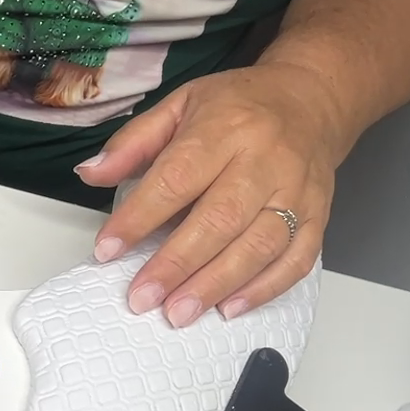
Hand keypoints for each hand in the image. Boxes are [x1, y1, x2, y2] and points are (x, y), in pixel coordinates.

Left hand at [79, 62, 351, 326]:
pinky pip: (298, 259)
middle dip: (176, 265)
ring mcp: (297, 190)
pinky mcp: (319, 215)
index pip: (176, 179)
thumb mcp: (178, 106)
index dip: (138, 218)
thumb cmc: (238, 108)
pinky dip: (264, 289)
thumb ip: (132, 143)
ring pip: (259, 245)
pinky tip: (229, 309)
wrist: (313, 97)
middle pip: (220, 219)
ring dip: (215, 285)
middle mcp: (266, 160)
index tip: (107, 250)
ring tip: (179, 313)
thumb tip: (90, 172)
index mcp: (226, 129)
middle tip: (142, 298)